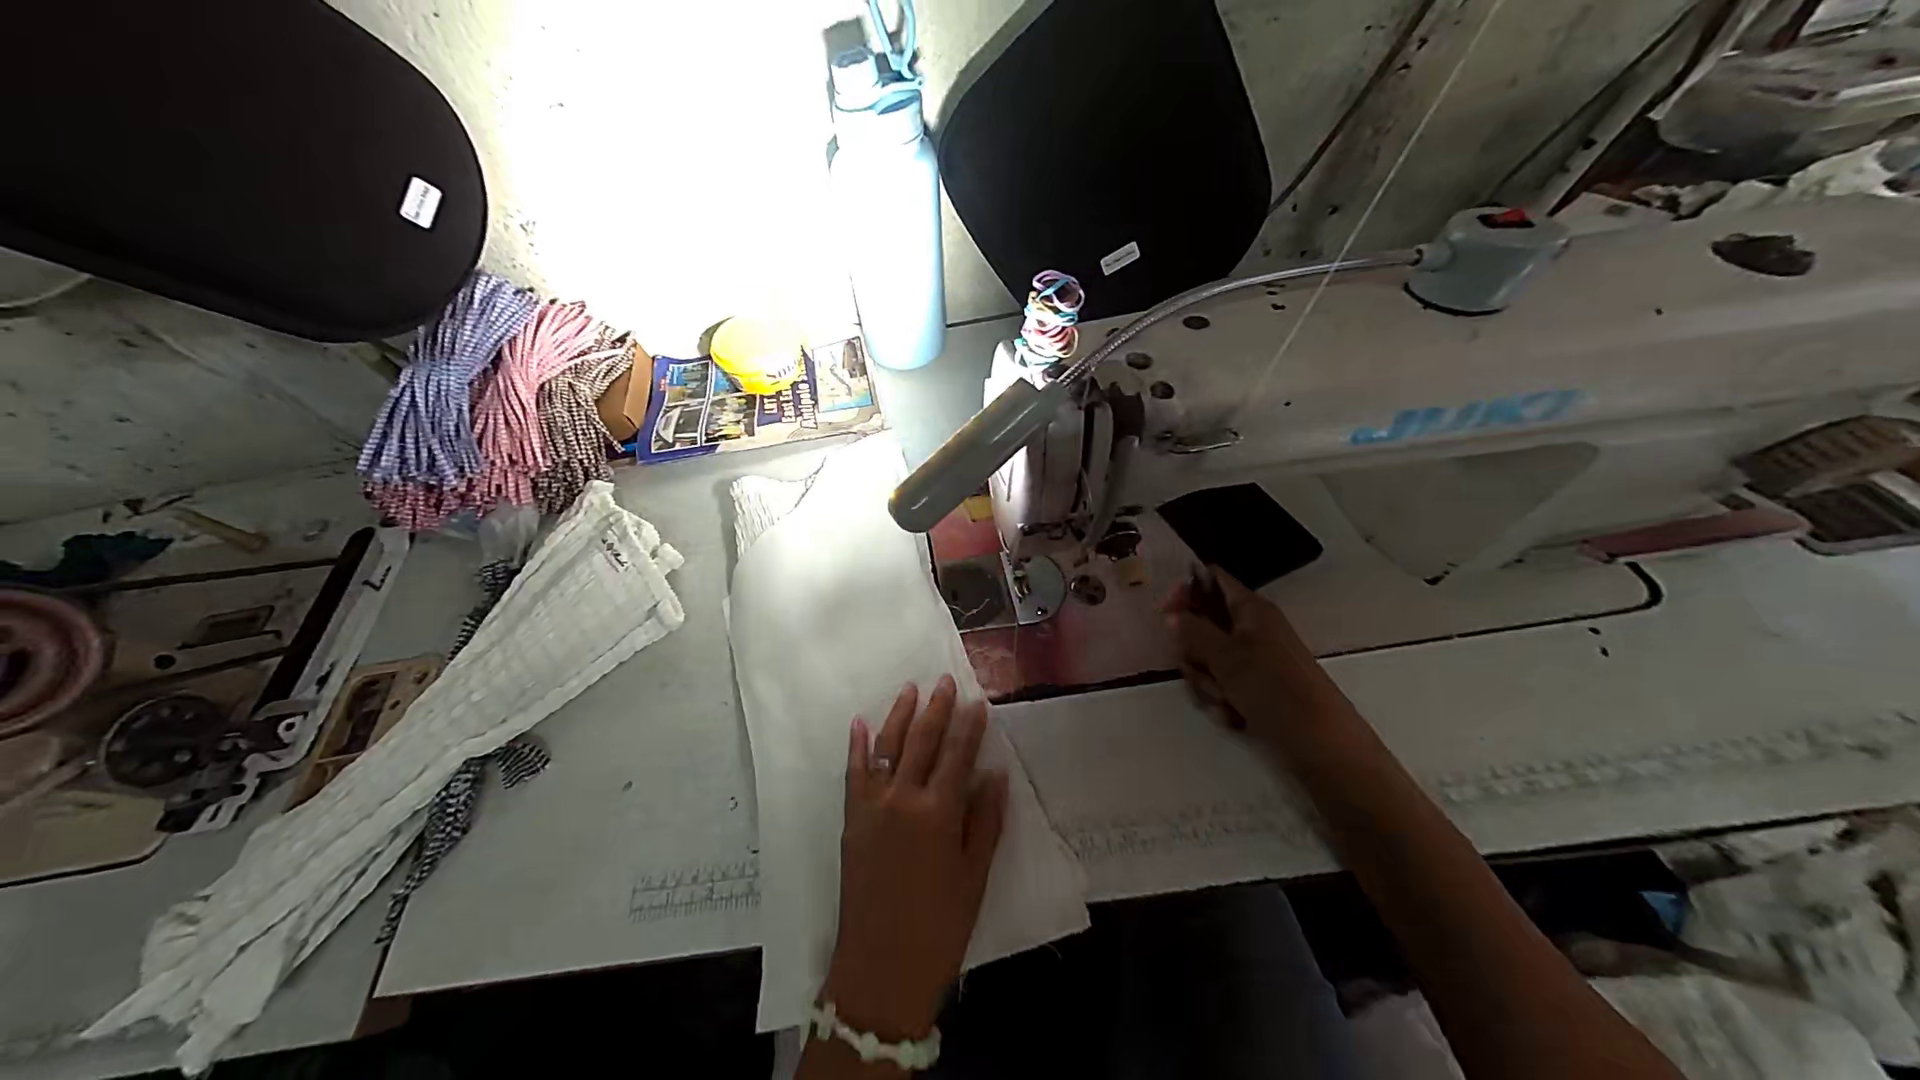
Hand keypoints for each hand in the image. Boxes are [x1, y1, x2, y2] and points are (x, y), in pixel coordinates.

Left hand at [824, 675, 1007, 1041]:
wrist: (880, 968)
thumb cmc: (939, 927)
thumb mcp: (974, 876)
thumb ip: (985, 821)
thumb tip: (994, 774)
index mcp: (938, 812)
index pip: (959, 754)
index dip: (970, 725)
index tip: (978, 700)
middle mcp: (903, 798)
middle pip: (922, 741)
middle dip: (936, 708)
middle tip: (944, 681)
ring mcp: (872, 807)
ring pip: (887, 747)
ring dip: (899, 715)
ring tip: (909, 689)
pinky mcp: (851, 820)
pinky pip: (854, 773)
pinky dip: (857, 746)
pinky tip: (860, 724)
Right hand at [1165, 569, 1352, 744]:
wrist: (1317, 740)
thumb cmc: (1272, 687)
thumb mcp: (1226, 655)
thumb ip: (1194, 630)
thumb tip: (1171, 612)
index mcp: (1250, 609)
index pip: (1213, 579)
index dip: (1187, 589)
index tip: (1166, 613)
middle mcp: (1251, 629)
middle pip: (1203, 625)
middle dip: (1193, 652)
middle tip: (1199, 668)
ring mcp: (1253, 660)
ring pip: (1207, 660)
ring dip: (1206, 681)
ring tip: (1224, 699)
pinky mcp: (1254, 688)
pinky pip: (1221, 685)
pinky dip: (1222, 699)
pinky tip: (1234, 714)